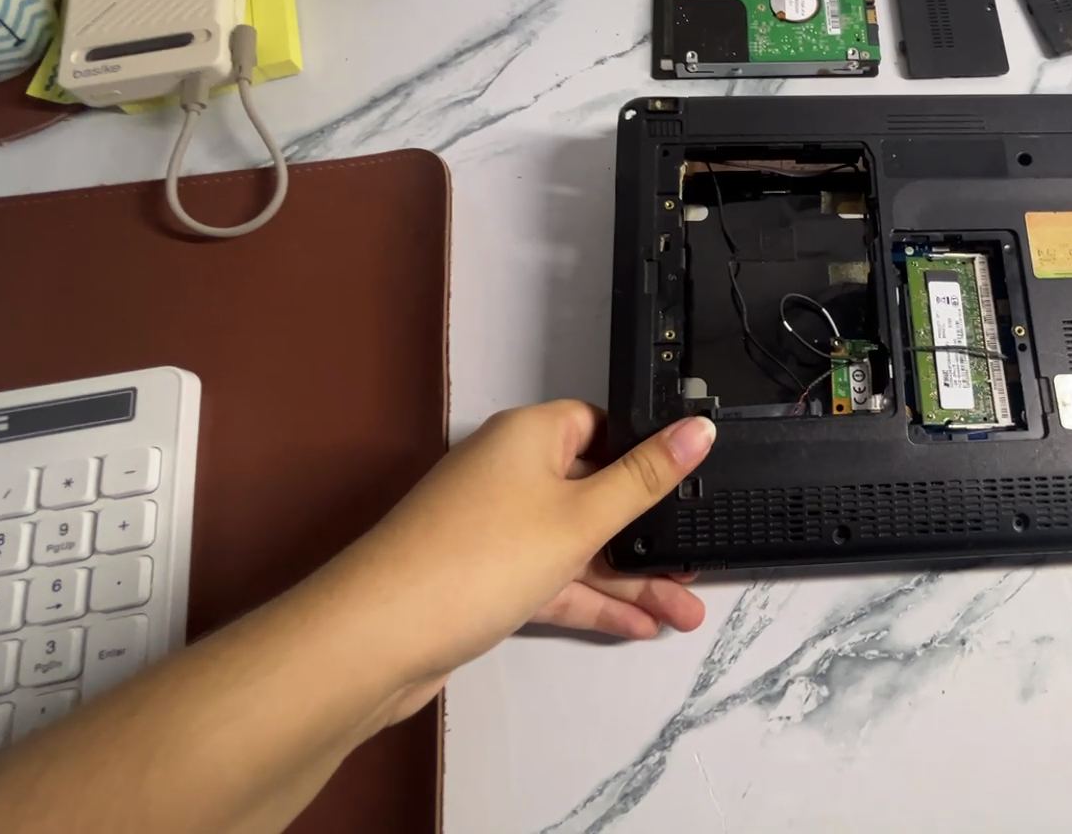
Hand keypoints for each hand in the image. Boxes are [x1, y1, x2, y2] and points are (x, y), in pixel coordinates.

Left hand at [316, 402, 715, 717]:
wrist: (371, 645)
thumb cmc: (483, 557)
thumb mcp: (582, 516)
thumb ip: (647, 477)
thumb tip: (700, 427)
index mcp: (532, 436)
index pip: (602, 426)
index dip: (644, 451)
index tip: (687, 483)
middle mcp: (514, 473)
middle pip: (596, 493)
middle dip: (647, 534)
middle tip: (697, 561)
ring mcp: (498, 528)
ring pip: (579, 544)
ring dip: (628, 578)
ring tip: (685, 610)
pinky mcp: (488, 577)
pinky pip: (553, 578)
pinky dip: (591, 599)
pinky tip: (640, 625)